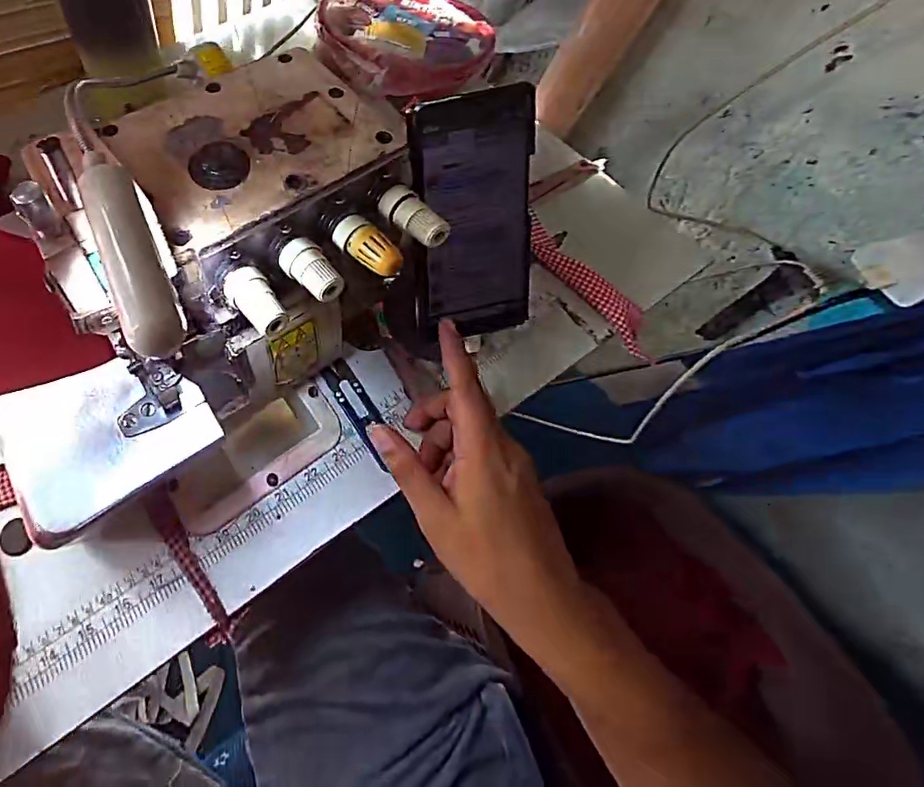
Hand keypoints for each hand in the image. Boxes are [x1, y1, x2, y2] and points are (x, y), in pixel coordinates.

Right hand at [369, 320, 582, 649]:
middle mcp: (505, 447)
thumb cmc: (484, 558)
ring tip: (430, 484)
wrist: (544, 599)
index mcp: (484, 451)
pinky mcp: (520, 476)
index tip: (447, 325)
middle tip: (411, 452)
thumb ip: (406, 467)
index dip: (454, 355)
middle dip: (431, 419)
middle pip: (463, 408)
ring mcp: (516, 461)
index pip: (467, 389)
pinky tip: (449, 491)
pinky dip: (459, 458)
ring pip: (471, 430)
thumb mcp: (433, 514)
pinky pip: (484, 449)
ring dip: (443, 444)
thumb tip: (378, 430)